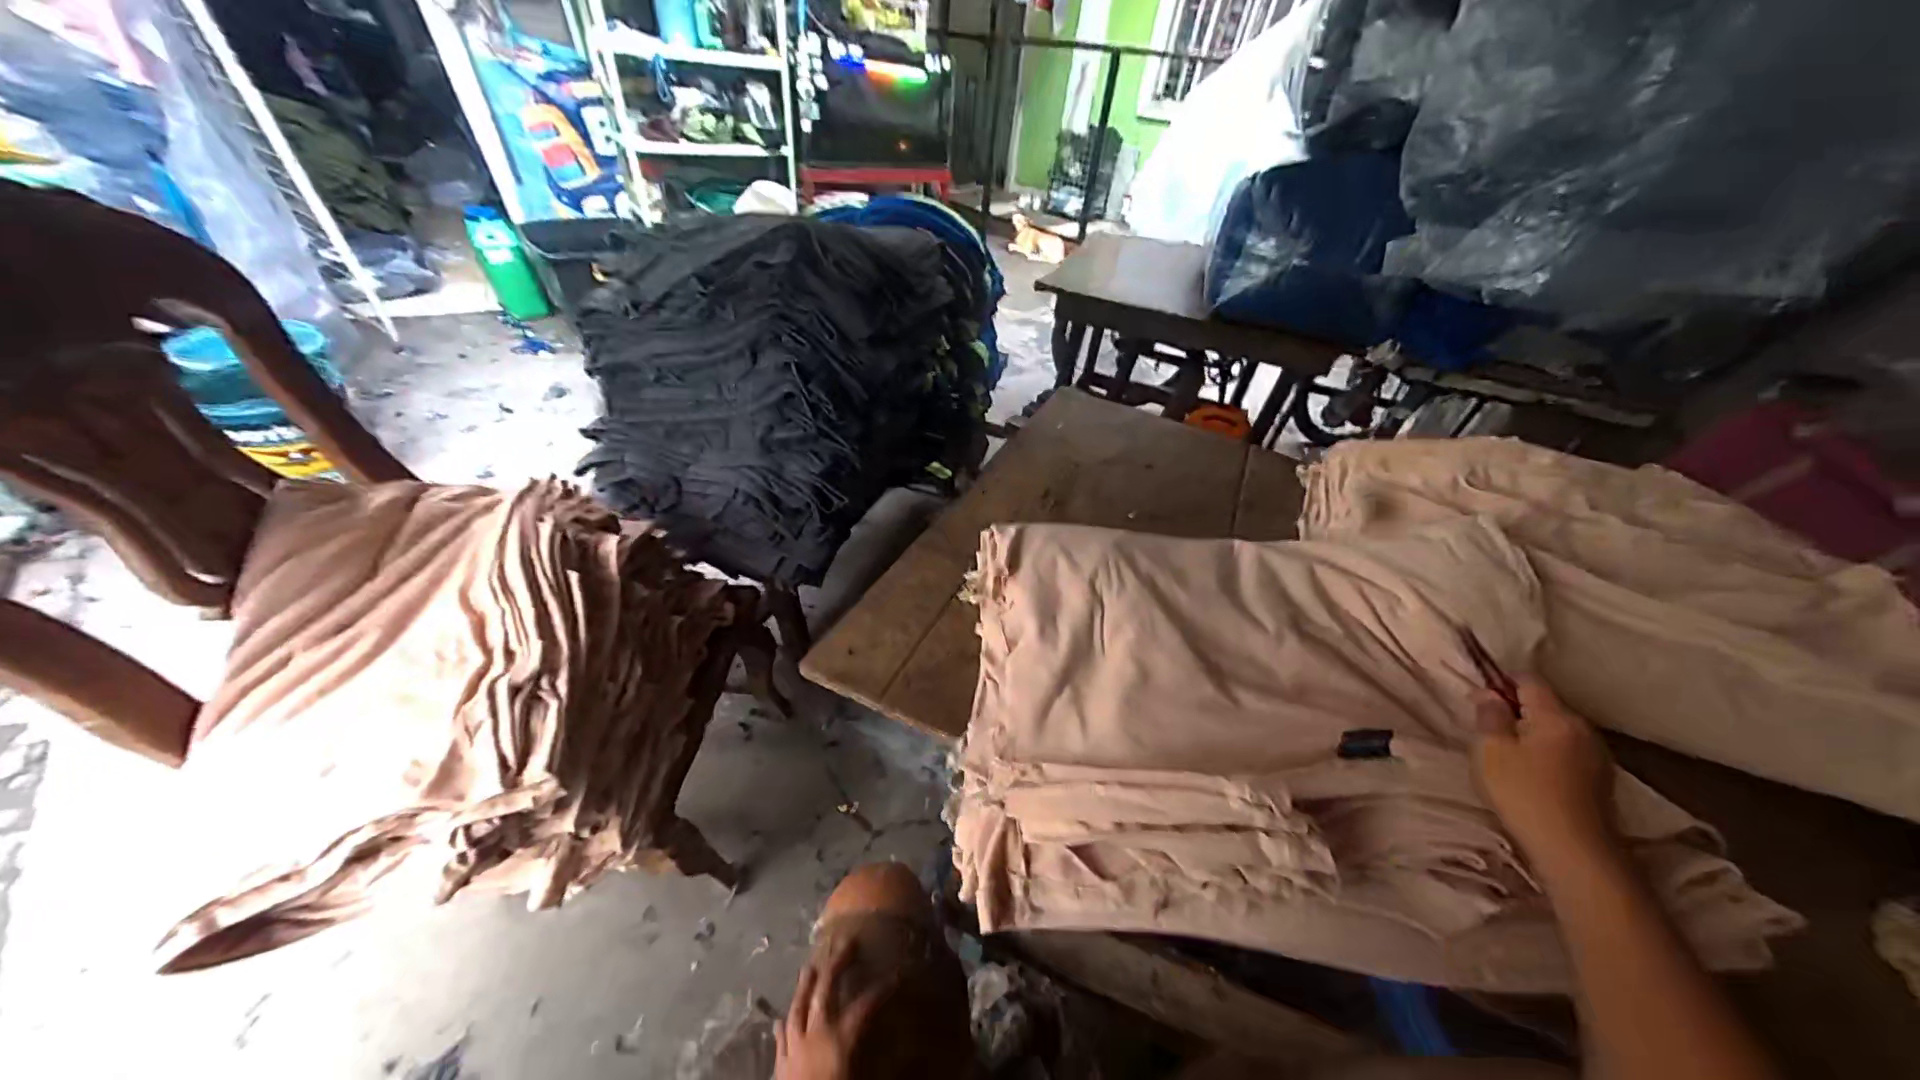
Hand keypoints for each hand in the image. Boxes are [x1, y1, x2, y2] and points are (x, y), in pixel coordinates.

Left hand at [774, 938, 889, 1079]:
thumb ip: (890, 1068)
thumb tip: (915, 1053)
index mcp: (841, 1038)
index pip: (868, 1003)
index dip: (886, 988)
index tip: (901, 975)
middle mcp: (815, 1034)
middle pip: (826, 989)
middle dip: (838, 963)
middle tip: (848, 941)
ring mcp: (793, 1048)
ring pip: (797, 1006)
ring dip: (805, 984)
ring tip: (810, 966)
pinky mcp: (778, 1067)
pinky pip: (780, 1038)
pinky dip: (783, 1024)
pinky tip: (781, 1018)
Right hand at [1472, 677, 1616, 868]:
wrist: (1574, 851)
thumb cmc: (1523, 792)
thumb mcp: (1491, 750)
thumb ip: (1489, 715)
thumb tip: (1488, 692)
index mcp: (1556, 716)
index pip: (1529, 681)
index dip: (1501, 681)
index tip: (1479, 697)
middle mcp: (1583, 728)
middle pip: (1546, 704)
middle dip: (1517, 708)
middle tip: (1487, 728)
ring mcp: (1597, 755)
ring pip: (1557, 728)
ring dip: (1533, 732)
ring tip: (1507, 752)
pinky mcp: (1600, 779)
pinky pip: (1567, 750)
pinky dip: (1547, 752)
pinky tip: (1532, 772)